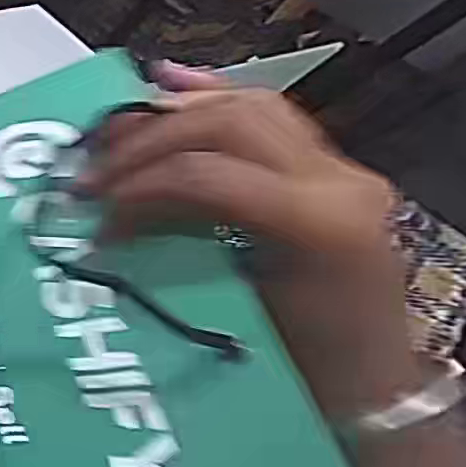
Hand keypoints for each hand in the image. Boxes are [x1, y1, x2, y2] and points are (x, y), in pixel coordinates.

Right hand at [80, 61, 423, 414]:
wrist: (371, 385)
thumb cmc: (299, 367)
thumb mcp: (229, 313)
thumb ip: (176, 254)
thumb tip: (106, 223)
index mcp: (318, 223)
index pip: (208, 174)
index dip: (139, 181)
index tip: (94, 206)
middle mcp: (339, 180)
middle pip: (227, 122)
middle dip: (147, 138)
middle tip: (96, 169)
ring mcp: (341, 169)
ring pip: (248, 105)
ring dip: (173, 111)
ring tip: (117, 126)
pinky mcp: (330, 169)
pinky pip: (266, 116)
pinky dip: (211, 96)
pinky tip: (170, 81)